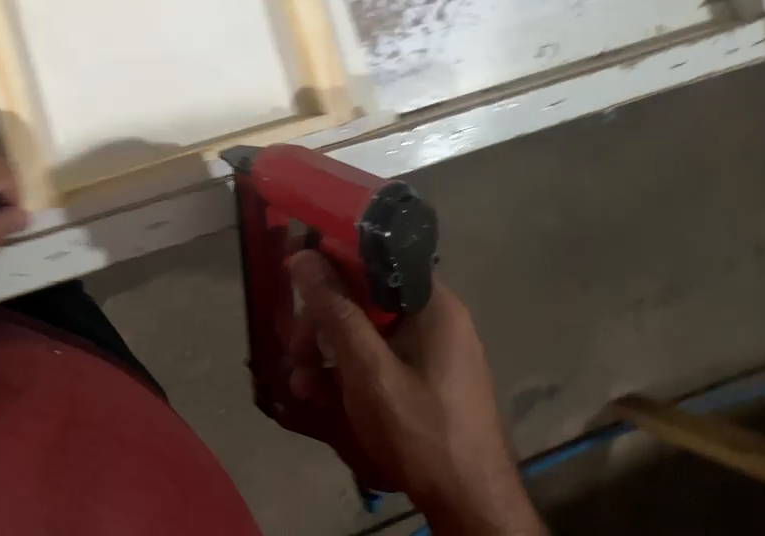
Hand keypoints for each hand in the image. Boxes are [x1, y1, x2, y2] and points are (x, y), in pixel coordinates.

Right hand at [287, 251, 544, 535]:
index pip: (374, 258)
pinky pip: (374, 359)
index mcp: (432, 305)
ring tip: (300, 384)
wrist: (473, 511)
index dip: (329, 259)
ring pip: (363, 331)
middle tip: (295, 350)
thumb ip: (335, 309)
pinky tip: (317, 395)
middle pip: (362, 298)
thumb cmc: (422, 432)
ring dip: (324, 352)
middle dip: (320, 322)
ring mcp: (429, 353)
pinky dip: (344, 372)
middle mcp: (433, 320)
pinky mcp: (422, 381)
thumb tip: (304, 255)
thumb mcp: (368, 369)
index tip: (291, 271)